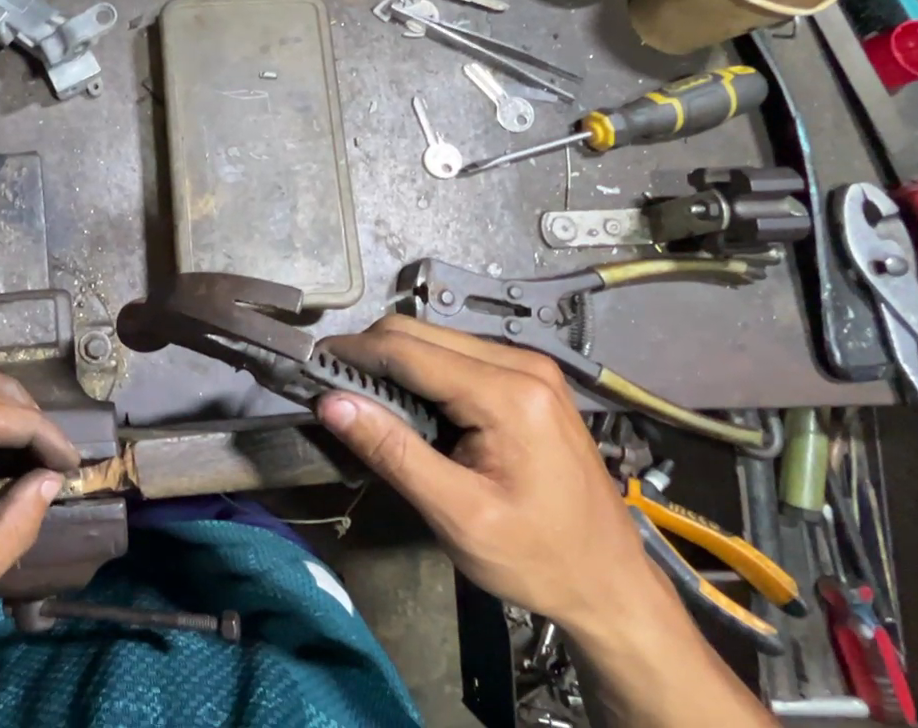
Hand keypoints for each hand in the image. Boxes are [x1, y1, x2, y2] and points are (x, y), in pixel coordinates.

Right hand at [312, 315, 659, 631]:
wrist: (611, 584)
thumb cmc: (538, 557)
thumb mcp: (457, 515)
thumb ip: (393, 452)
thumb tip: (329, 401)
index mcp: (508, 395)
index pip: (405, 349)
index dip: (349, 354)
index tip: (306, 371)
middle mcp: (521, 365)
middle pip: (416, 333)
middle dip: (364, 355)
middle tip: (327, 391)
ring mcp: (528, 369)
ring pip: (431, 339)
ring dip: (387, 363)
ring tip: (358, 402)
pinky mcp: (526, 381)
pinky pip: (452, 356)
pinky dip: (414, 372)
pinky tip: (402, 408)